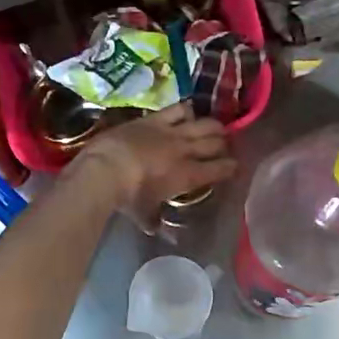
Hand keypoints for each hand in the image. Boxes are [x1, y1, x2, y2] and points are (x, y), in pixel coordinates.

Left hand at [72, 103, 236, 227]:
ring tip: (212, 129)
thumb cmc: (126, 196)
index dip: (230, 167)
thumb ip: (151, 219)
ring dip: (212, 126)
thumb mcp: (141, 212)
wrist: (105, 169)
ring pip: (205, 123)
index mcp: (188, 176)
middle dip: (223, 145)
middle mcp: (186, 151)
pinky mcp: (154, 119)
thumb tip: (153, 228)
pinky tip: (187, 113)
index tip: (233, 167)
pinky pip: (179, 109)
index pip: (221, 169)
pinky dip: (186, 111)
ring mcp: (171, 132)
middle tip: (222, 147)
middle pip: (216, 143)